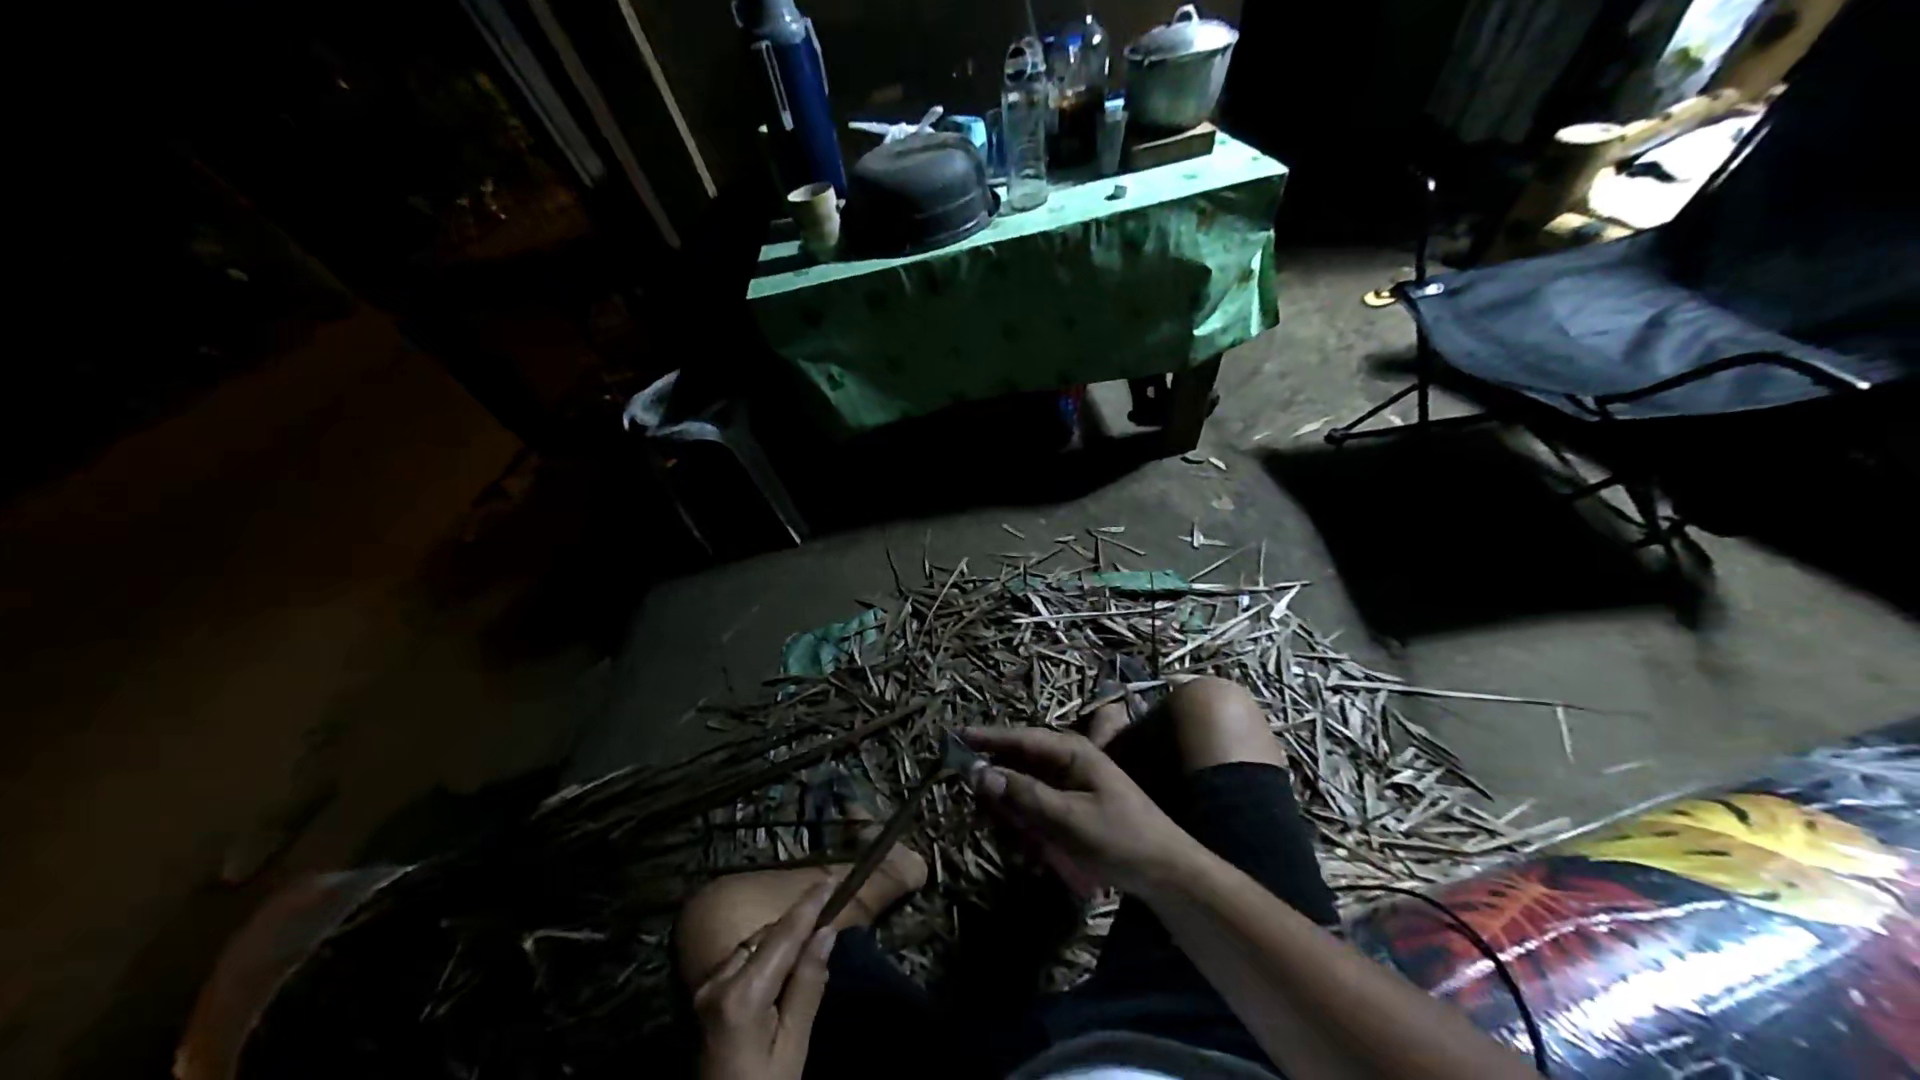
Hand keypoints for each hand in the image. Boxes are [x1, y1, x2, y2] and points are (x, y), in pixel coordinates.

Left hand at [694, 882, 837, 1079]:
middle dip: (796, 924)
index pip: (783, 936)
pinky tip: (781, 965)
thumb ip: (808, 985)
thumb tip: (825, 933)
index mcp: (741, 995)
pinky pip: (739, 962)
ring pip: (751, 946)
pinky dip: (763, 956)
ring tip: (810, 940)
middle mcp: (716, 982)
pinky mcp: (702, 999)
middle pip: (765, 937)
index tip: (831, 881)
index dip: (809, 906)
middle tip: (828, 917)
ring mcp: (704, 990)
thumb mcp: (793, 1047)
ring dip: (779, 939)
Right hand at [962, 726, 1196, 894]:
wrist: (1165, 871)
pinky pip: (1038, 811)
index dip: (988, 738)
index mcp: (1073, 752)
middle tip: (992, 816)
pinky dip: (1031, 830)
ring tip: (1027, 847)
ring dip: (1017, 818)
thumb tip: (981, 773)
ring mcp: (1071, 786)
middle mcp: (1069, 762)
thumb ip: (1025, 795)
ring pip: (1025, 792)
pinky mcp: (1072, 808)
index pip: (1021, 739)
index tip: (957, 736)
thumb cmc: (1120, 837)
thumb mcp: (1069, 818)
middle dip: (1002, 791)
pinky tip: (1037, 856)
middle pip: (1019, 765)